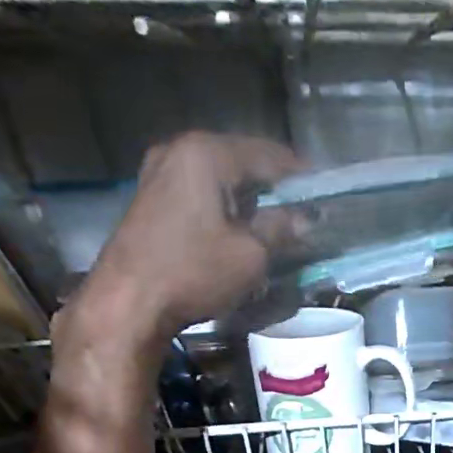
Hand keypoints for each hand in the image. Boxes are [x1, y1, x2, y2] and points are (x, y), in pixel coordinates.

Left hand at [79, 132, 300, 340]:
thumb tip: (304, 218)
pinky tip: (237, 226)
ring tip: (273, 220)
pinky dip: (221, 204)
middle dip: (273, 184)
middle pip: (240, 160)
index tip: (324, 193)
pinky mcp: (149, 198)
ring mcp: (159, 172)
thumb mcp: (250, 255)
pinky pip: (198, 190)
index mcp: (207, 153)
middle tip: (301, 208)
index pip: (269, 154)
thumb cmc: (193, 272)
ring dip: (247, 195)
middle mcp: (180, 150)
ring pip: (218, 176)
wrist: (128, 303)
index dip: (300, 175)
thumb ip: (280, 229)